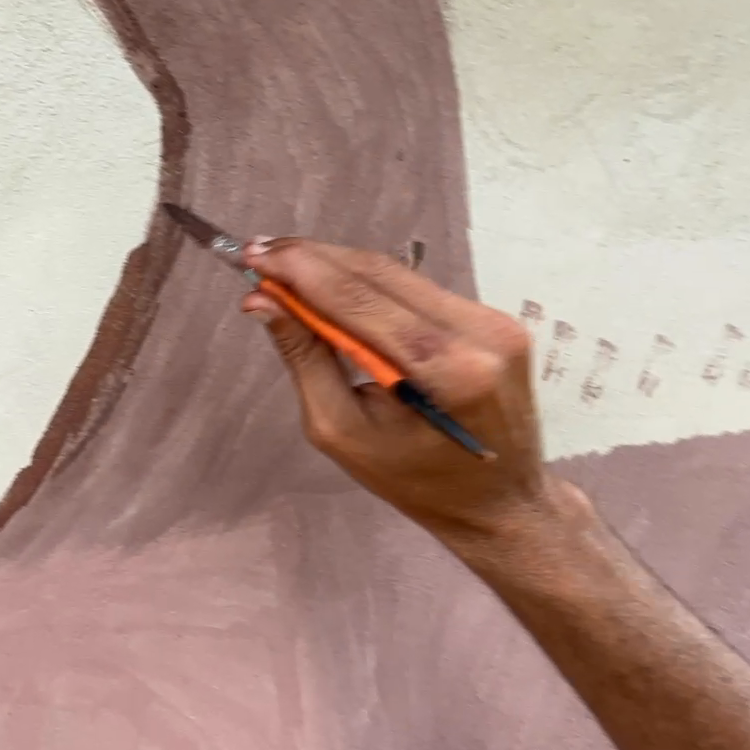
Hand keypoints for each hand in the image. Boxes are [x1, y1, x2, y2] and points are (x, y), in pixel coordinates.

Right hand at [240, 238, 548, 537]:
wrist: (497, 499)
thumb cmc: (409, 477)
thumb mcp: (338, 428)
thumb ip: (303, 357)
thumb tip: (260, 301)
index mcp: (443, 369)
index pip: (356, 298)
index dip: (299, 270)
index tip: (251, 254)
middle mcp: (476, 332)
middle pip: (375, 272)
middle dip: (310, 258)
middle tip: (257, 251)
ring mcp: (491, 320)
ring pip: (394, 272)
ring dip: (333, 263)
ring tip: (283, 261)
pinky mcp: (491, 317)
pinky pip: (412, 285)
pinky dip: (363, 279)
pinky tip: (328, 280)